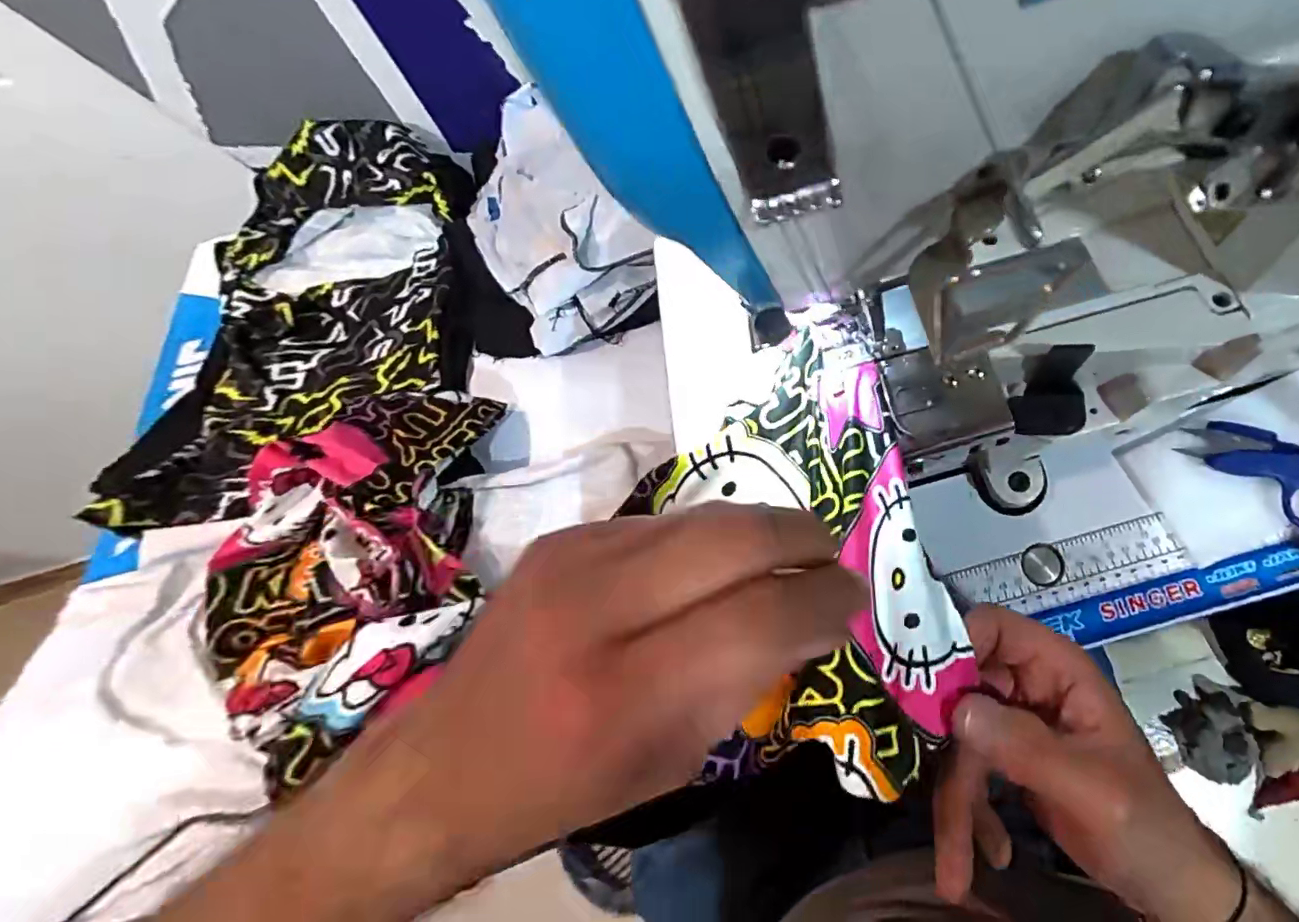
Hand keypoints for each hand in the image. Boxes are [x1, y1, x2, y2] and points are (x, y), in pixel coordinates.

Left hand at [163, 505, 861, 920]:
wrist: (443, 762)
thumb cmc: (570, 784)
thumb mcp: (677, 759)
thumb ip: (752, 677)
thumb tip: (818, 612)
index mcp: (623, 694)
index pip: (758, 618)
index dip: (822, 600)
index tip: (855, 599)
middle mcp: (595, 607)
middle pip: (736, 539)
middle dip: (804, 538)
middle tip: (833, 558)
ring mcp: (576, 556)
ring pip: (710, 514)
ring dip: (767, 528)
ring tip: (795, 549)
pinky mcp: (570, 533)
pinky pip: (674, 519)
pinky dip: (718, 534)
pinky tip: (727, 559)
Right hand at [934, 606, 1286, 921]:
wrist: (1167, 883)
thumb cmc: (1141, 823)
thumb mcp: (1087, 786)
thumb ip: (1023, 744)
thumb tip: (955, 708)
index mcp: (1056, 668)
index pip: (992, 628)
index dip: (951, 644)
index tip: (912, 684)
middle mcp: (1029, 684)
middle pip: (962, 688)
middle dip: (940, 745)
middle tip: (912, 783)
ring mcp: (1016, 722)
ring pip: (960, 740)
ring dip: (955, 803)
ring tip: (954, 870)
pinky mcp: (1007, 758)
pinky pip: (969, 772)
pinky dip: (970, 815)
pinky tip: (987, 857)